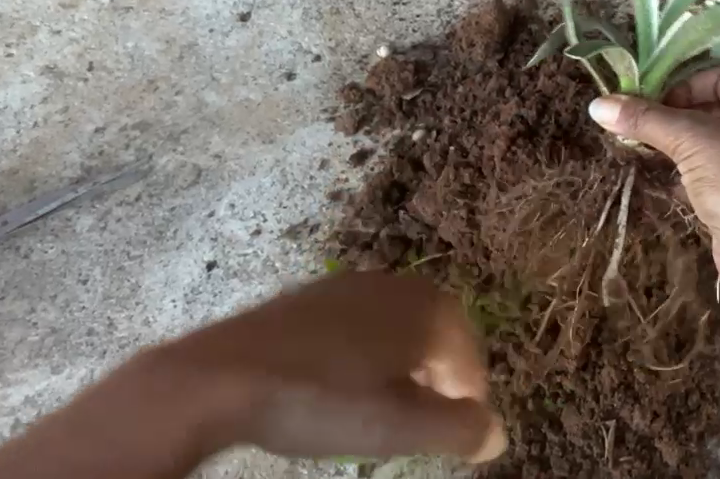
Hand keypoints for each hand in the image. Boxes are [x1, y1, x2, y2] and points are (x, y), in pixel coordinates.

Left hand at [132, 272, 506, 462]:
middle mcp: (404, 284)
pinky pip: (361, 326)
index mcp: (433, 307)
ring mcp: (358, 284)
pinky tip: (339, 385)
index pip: (471, 356)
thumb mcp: (397, 427)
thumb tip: (498, 435)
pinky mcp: (316, 295)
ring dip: (401, 367)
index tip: (454, 435)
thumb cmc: (323, 399)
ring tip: (381, 409)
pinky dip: (365, 355)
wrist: (221, 376)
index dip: (469, 399)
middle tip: (421, 424)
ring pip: (399, 329)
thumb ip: (457, 430)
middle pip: (439, 337)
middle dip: (438, 380)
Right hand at [589, 66, 719, 278]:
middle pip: (712, 107)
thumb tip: (597, 104)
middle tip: (640, 124)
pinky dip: (683, 172)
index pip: (719, 74)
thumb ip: (645, 119)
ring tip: (641, 149)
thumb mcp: (688, 139)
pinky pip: (707, 172)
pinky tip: (659, 179)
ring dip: (676, 144)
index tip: (654, 101)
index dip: (685, 82)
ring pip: (707, 142)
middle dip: (674, 114)